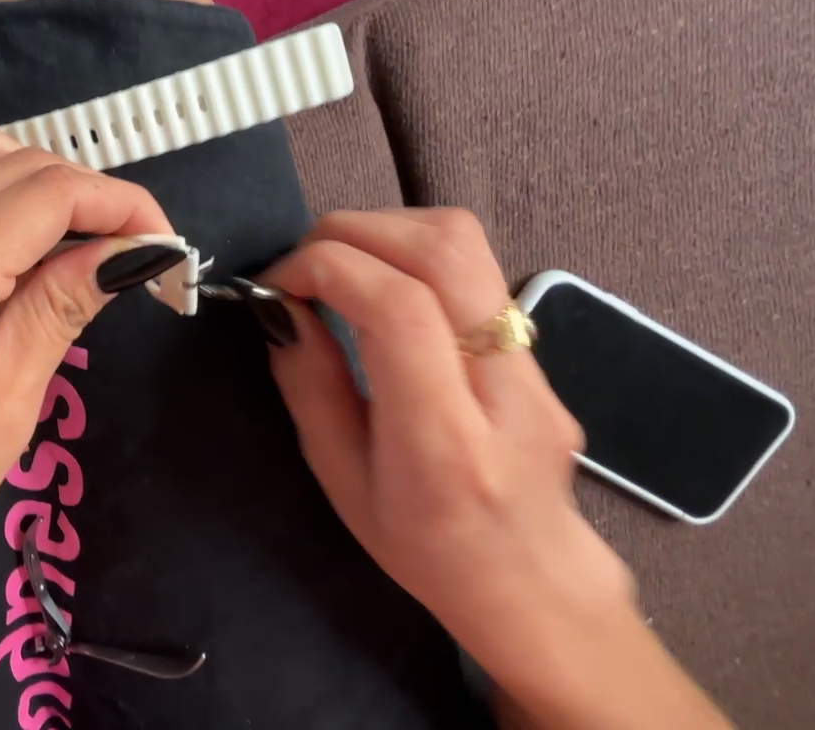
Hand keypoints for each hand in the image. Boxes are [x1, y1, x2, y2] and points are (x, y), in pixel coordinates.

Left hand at [0, 108, 175, 614]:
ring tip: (74, 244)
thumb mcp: (7, 403)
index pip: (49, 193)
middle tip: (134, 258)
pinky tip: (18, 241)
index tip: (167, 247)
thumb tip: (130, 247)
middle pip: (19, 164)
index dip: (122, 205)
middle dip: (92, 196)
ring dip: (37, 178)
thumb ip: (63, 305)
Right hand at [263, 209, 727, 727]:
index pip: (400, 308)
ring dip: (380, 231)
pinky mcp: (538, 347)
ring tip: (336, 267)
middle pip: (443, 250)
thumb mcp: (338, 476)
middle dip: (350, 232)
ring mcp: (535, 363)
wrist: (535, 584)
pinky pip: (470, 266)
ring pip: (464, 240)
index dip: (325, 269)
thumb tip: (279, 304)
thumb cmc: (421, 547)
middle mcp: (507, 390)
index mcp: (446, 444)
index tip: (276, 285)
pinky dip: (404, 251)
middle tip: (302, 265)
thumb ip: (309, 383)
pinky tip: (375, 286)